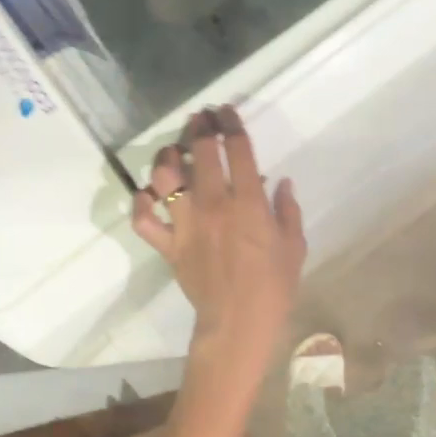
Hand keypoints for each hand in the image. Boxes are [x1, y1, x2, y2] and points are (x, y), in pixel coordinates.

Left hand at [133, 106, 305, 359]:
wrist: (239, 323)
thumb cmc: (273, 288)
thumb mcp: (294, 247)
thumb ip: (288, 211)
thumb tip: (281, 184)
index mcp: (248, 203)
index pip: (237, 150)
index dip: (231, 125)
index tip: (226, 113)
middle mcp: (213, 205)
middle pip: (199, 152)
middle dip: (199, 128)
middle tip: (200, 120)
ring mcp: (186, 224)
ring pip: (165, 177)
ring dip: (167, 157)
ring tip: (173, 152)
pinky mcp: (168, 245)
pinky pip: (144, 219)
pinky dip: (141, 204)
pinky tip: (149, 196)